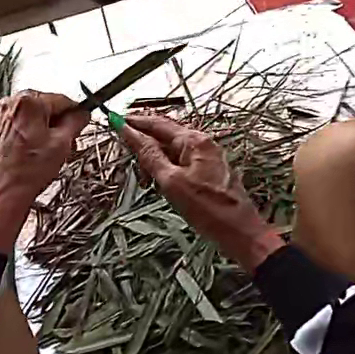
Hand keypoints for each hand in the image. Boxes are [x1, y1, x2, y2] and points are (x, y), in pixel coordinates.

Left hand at [0, 91, 87, 251]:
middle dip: (55, 123)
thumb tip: (81, 114)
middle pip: (41, 107)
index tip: (80, 120)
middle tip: (63, 142)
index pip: (61, 99)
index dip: (75, 112)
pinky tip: (26, 155)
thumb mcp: (62, 144)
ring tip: (43, 152)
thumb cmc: (27, 172)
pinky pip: (10, 129)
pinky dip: (19, 138)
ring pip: (25, 118)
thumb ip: (76, 122)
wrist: (1, 194)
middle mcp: (8, 106)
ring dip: (37, 130)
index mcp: (28, 102)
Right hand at [118, 114, 285, 270]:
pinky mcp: (208, 171)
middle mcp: (203, 143)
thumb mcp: (171, 182)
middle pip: (165, 135)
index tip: (114, 121)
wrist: (240, 233)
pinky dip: (166, 168)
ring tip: (144, 178)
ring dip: (154, 159)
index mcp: (194, 141)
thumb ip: (149, 155)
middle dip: (143, 144)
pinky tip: (159, 182)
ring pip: (172, 150)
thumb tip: (130, 133)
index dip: (134, 123)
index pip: (157, 124)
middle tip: (126, 156)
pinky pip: (181, 162)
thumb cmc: (208, 209)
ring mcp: (207, 157)